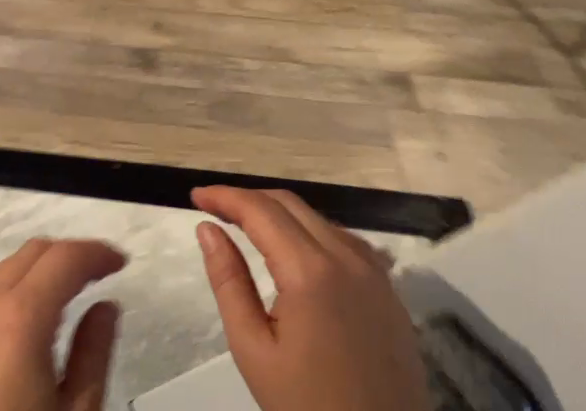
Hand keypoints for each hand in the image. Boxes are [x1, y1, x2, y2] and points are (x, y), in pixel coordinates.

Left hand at [0, 238, 126, 410]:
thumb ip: (94, 352)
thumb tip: (106, 307)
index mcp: (22, 316)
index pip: (63, 259)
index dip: (96, 253)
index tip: (123, 263)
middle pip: (33, 251)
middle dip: (71, 253)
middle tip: (105, 272)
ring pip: (9, 265)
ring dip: (44, 266)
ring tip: (76, 289)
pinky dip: (20, 283)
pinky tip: (39, 312)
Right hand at [192, 187, 430, 410]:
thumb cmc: (306, 404)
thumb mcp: (252, 348)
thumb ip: (229, 281)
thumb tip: (208, 229)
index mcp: (310, 272)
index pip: (260, 210)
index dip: (225, 196)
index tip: (195, 196)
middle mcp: (348, 260)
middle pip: (291, 205)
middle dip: (249, 200)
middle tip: (214, 209)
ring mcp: (376, 276)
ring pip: (320, 219)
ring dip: (281, 214)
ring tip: (248, 227)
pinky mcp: (391, 294)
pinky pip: (348, 243)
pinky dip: (313, 233)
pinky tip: (297, 251)